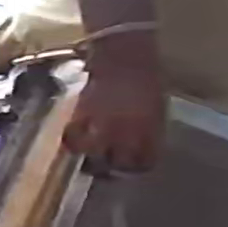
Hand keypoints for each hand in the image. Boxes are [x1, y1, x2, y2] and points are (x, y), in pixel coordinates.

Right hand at [64, 42, 166, 173]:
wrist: (123, 57)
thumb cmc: (147, 79)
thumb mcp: (156, 108)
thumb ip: (148, 131)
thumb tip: (138, 148)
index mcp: (151, 130)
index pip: (144, 162)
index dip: (136, 168)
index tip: (130, 168)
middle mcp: (128, 132)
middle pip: (116, 164)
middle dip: (111, 169)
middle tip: (106, 167)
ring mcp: (102, 124)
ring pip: (92, 155)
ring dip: (89, 159)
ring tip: (88, 157)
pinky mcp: (81, 116)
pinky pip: (72, 137)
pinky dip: (71, 142)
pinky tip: (73, 141)